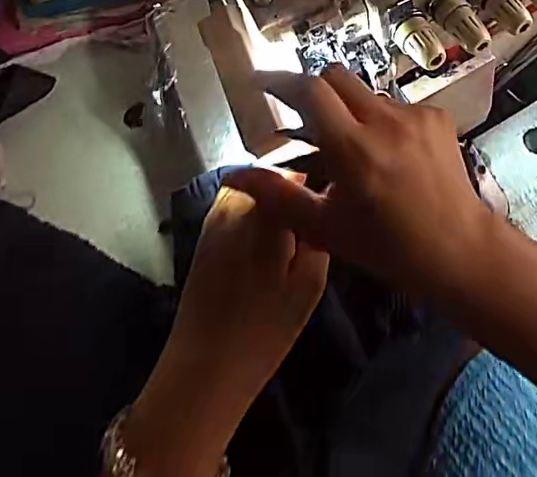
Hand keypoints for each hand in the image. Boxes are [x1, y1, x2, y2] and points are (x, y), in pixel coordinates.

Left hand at [169, 181, 328, 389]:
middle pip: (272, 172)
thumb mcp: (311, 282)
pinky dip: (255, 206)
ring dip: (273, 192)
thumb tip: (320, 206)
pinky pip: (236, 202)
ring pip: (253, 186)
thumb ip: (319, 232)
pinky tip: (269, 233)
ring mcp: (215, 218)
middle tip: (316, 202)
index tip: (332, 185)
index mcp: (265, 214)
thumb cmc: (265, 329)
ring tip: (294, 215)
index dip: (317, 170)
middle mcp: (236, 205)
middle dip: (294, 181)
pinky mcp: (204, 235)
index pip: (295, 167)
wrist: (204, 369)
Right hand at [224, 68, 503, 300]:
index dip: (282, 81)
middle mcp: (386, 121)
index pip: (311, 90)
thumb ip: (277, 196)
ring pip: (368, 93)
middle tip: (308, 115)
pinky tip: (392, 154)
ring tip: (357, 149)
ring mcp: (416, 114)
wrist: (457, 246)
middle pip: (337, 76)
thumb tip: (233, 174)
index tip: (264, 82)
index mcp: (354, 149)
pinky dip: (385, 122)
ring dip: (353, 110)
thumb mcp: (325, 227)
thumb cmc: (387, 245)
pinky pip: (399, 106)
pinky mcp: (438, 115)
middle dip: (316, 89)